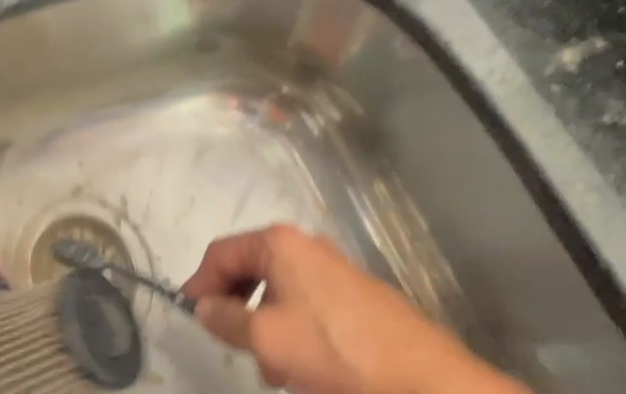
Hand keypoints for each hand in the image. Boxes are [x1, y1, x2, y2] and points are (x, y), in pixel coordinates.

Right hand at [182, 225, 524, 393]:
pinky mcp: (367, 302)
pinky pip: (315, 310)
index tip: (192, 318)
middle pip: (253, 272)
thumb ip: (226, 319)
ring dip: (270, 329)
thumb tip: (203, 305)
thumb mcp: (268, 339)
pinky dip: (301, 335)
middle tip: (238, 351)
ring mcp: (341, 273)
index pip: (221, 253)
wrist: (433, 386)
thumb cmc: (338, 352)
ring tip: (279, 374)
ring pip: (285, 295)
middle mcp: (308, 248)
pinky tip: (313, 373)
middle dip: (240, 312)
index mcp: (280, 244)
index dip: (200, 284)